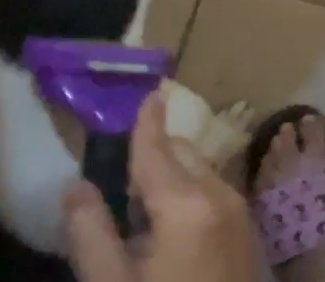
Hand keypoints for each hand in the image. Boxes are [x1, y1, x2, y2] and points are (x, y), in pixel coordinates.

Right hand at [63, 95, 256, 281]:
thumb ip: (91, 233)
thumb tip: (75, 187)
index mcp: (187, 202)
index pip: (157, 147)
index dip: (145, 120)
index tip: (145, 89)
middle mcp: (220, 194)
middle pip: (180, 154)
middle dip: (152, 155)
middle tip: (118, 179)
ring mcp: (240, 214)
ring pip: (199, 172)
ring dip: (170, 177)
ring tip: (138, 215)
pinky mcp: (248, 235)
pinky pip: (213, 196)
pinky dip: (189, 196)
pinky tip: (166, 236)